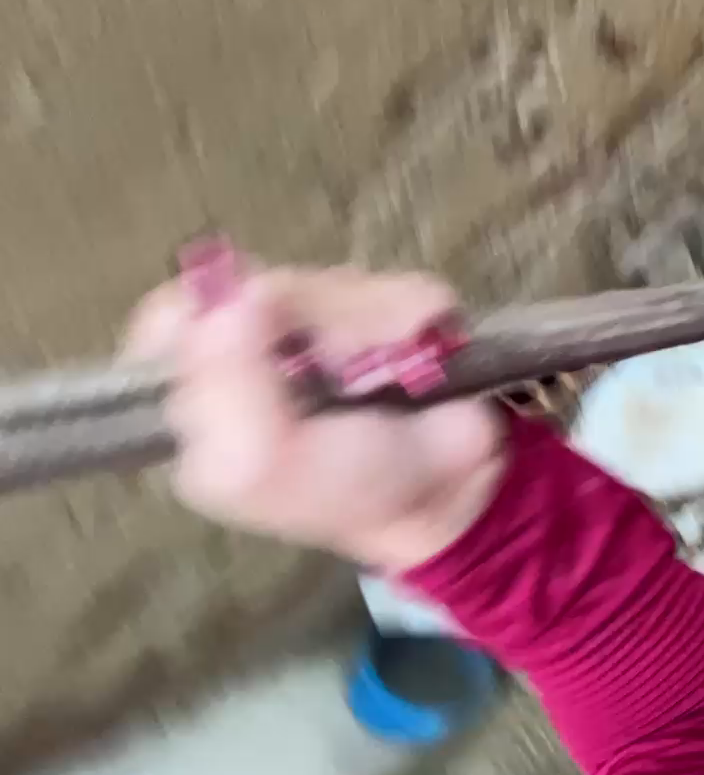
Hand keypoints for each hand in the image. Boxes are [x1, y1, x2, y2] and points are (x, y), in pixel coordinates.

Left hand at [125, 263, 503, 569]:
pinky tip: (426, 360)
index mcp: (209, 379)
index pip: (184, 309)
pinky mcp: (405, 313)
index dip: (223, 315)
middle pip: (277, 288)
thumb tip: (241, 290)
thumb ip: (226, 382)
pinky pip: (415, 289)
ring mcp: (339, 323)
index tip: (260, 339)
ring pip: (351, 285)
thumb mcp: (256, 462)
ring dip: (381, 334)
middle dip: (319, 332)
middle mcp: (267, 342)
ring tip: (394, 380)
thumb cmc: (342, 489)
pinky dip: (426, 324)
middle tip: (342, 380)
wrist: (448, 490)